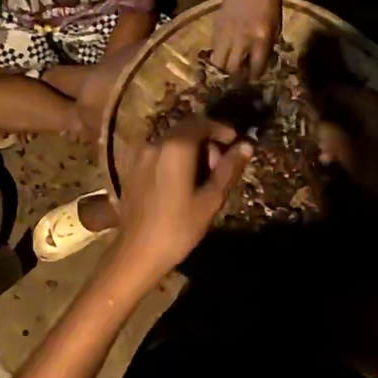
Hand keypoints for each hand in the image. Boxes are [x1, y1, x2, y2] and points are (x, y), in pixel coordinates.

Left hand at [114, 119, 253, 275]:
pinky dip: (175, 161)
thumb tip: (246, 145)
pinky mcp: (131, 171)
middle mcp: (154, 145)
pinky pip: (158, 156)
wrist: (137, 253)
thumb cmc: (178, 228)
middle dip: (207, 142)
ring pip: (171, 144)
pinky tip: (183, 185)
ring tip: (204, 180)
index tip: (236, 144)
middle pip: (185, 131)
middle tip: (221, 167)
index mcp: (175, 147)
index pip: (201, 123)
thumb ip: (228, 169)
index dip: (221, 130)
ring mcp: (140, 158)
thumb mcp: (210, 199)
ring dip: (191, 152)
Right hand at [211, 0, 281, 76]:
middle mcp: (242, 38)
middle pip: (233, 69)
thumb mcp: (276, 25)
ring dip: (224, 68)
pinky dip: (219, 53)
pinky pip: (214, 47)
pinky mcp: (216, 25)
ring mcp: (226, 32)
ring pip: (218, 62)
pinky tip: (225, 51)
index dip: (255, 76)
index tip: (254, 79)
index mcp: (261, 38)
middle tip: (239, 78)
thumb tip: (258, 63)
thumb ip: (267, 46)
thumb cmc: (270, 1)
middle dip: (236, 77)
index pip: (256, 68)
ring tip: (229, 67)